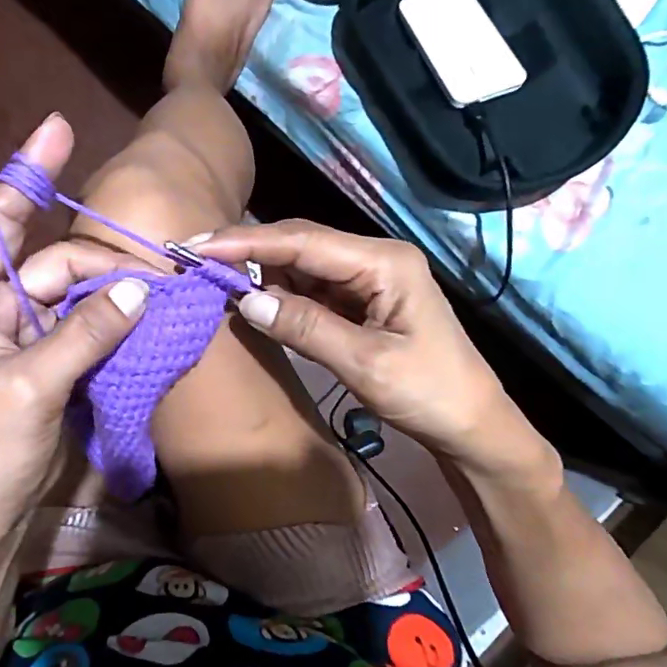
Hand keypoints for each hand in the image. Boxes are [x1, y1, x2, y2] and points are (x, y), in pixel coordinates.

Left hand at [0, 114, 151, 586]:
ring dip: (108, 293)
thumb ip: (84, 334)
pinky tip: (138, 313)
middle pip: (47, 263)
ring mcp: (15, 334)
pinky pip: (78, 323)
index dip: (26, 174)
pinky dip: (107, 319)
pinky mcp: (41, 358)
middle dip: (97, 264)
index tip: (57, 126)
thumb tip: (138, 291)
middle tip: (153, 276)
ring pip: (68, 293)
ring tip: (154, 295)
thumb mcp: (32, 389)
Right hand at [188, 220, 543, 474]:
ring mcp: (366, 280)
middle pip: (299, 243)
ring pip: (300, 265)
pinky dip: (277, 293)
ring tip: (212, 275)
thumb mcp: (365, 364)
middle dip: (247, 249)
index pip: (302, 241)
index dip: (247, 241)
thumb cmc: (429, 393)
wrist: (471, 425)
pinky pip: (308, 289)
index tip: (199, 247)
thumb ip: (305, 328)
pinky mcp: (358, 302)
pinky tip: (249, 297)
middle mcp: (373, 259)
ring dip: (258, 270)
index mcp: (383, 263)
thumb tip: (245, 301)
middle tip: (195, 258)